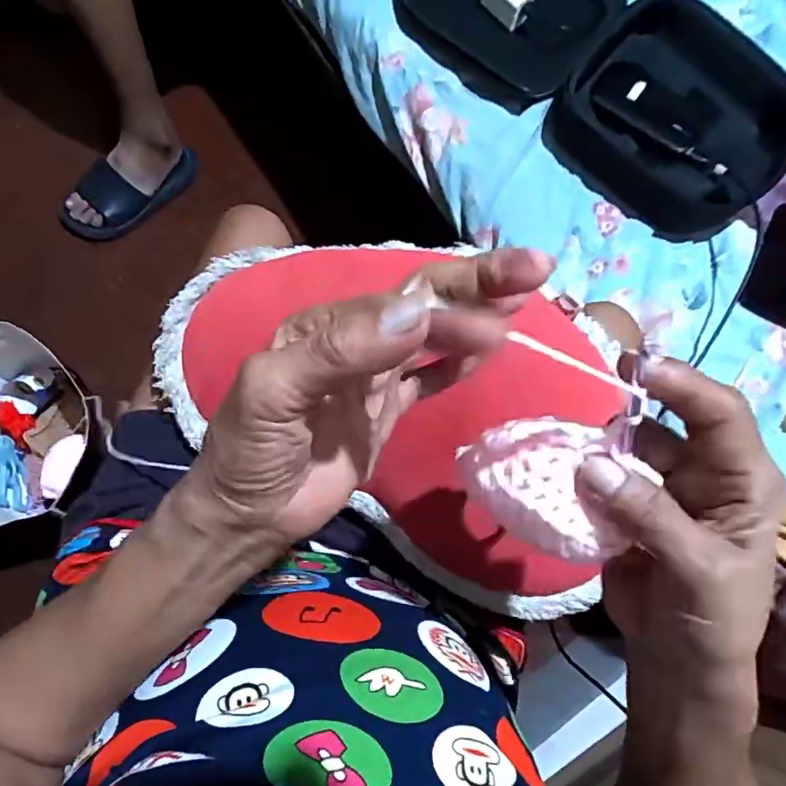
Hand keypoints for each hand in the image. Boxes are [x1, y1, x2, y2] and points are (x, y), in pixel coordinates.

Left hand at [178, 248, 552, 544]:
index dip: (449, 294)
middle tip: (534, 272)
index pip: (396, 299)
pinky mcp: (384, 414)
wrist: (251, 514)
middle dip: (476, 286)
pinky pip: (426, 381)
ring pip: (431, 338)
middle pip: (422, 305)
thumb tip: (415, 314)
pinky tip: (488, 354)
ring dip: (474, 319)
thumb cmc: (251, 451)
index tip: (499, 304)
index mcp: (323, 327)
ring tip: (522, 306)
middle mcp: (353, 344)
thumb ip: (340, 352)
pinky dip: (456, 366)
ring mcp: (372, 379)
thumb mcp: (276, 392)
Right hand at [576, 358, 784, 718]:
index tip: (638, 366)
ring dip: (601, 447)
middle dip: (632, 411)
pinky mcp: (628, 514)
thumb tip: (590, 463)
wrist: (679, 661)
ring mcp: (662, 494)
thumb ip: (649, 513)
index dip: (683, 385)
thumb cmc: (713, 617)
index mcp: (743, 481)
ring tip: (567, 445)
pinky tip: (561, 473)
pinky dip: (583, 477)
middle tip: (588, 399)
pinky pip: (603, 483)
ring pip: (630, 452)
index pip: (720, 415)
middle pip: (668, 426)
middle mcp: (704, 476)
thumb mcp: (695, 566)